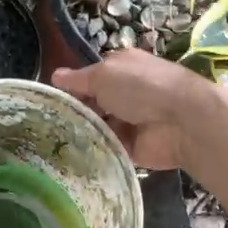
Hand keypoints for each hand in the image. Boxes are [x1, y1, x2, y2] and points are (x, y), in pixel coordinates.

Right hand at [51, 50, 208, 170]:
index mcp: (121, 69)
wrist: (182, 122)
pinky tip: (72, 159)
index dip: (70, 89)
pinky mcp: (133, 148)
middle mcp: (126, 94)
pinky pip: (107, 150)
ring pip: (97, 129)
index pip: (89, 79)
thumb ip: (78, 80)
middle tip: (46, 127)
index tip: (50, 103)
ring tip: (53, 144)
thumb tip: (55, 76)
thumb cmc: (140, 88)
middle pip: (92, 105)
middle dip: (74, 114)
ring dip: (82, 135)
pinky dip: (94, 153)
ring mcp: (130, 122)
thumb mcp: (104, 75)